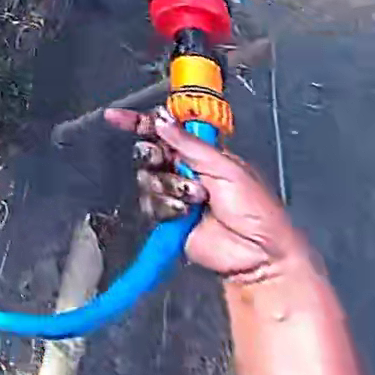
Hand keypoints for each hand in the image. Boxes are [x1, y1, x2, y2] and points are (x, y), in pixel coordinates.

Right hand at [104, 107, 309, 286]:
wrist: (258, 256)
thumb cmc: (257, 212)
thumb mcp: (226, 168)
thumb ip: (190, 143)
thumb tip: (160, 120)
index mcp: (200, 152)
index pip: (163, 129)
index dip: (138, 122)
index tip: (116, 117)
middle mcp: (184, 170)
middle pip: (148, 151)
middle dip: (154, 156)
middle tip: (167, 162)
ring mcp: (174, 193)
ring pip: (147, 178)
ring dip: (170, 187)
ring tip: (197, 198)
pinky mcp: (168, 217)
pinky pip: (150, 204)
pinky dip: (167, 207)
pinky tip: (186, 214)